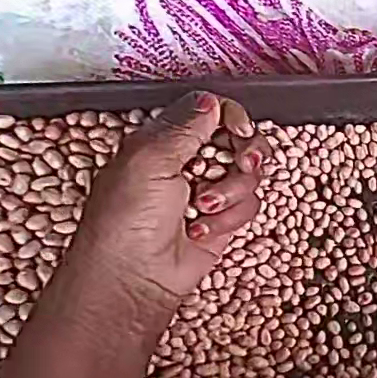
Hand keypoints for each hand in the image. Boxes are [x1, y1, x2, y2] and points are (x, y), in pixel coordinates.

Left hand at [55, 90, 271, 327]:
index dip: (233, 118)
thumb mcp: (150, 161)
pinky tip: (203, 228)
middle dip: (247, 155)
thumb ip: (185, 127)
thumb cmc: (126, 221)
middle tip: (244, 166)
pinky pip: (250, 206)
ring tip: (204, 208)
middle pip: (241, 141)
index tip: (240, 131)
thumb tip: (212, 101)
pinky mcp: (224, 218)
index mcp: (166, 140)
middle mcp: (190, 162)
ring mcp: (209, 190)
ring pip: (250, 176)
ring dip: (232, 193)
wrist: (134, 276)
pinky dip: (230, 217)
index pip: (212, 112)